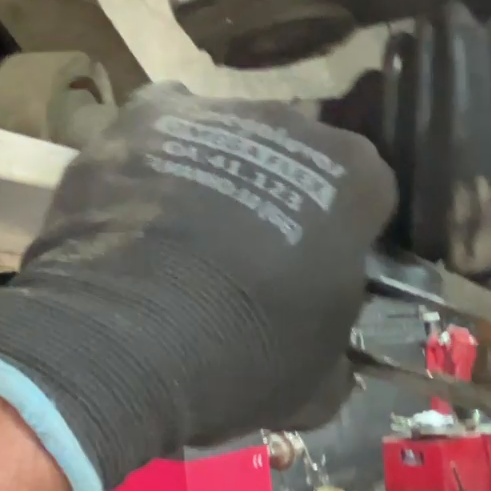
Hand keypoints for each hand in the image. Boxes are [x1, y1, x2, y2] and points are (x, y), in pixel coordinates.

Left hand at [0, 83, 395, 490]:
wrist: (129, 335)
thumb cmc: (243, 355)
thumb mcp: (318, 376)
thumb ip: (334, 341)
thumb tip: (325, 351)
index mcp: (355, 178)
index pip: (362, 195)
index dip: (335, 233)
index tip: (307, 270)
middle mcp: (289, 126)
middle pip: (289, 152)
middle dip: (270, 190)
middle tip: (237, 250)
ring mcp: (209, 114)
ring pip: (220, 135)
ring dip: (205, 173)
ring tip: (170, 231)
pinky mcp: (137, 120)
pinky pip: (153, 132)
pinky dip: (146, 162)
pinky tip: (129, 201)